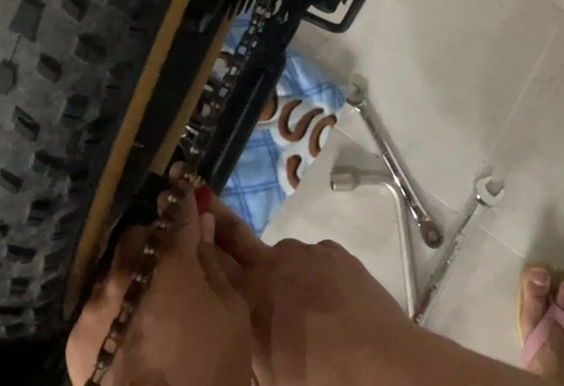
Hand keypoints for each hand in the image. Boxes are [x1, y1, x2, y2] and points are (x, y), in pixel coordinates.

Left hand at [66, 185, 252, 385]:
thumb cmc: (208, 371)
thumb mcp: (231, 317)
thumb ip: (213, 265)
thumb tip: (202, 224)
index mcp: (169, 263)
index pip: (177, 214)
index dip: (183, 199)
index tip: (185, 186)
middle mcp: (126, 272)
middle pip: (137, 237)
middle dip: (153, 241)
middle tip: (170, 262)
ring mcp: (96, 302)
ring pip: (113, 268)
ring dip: (131, 274)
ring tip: (146, 301)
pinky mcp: (76, 334)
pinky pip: (96, 304)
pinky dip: (112, 308)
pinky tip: (127, 330)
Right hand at [209, 198, 412, 385]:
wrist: (378, 364)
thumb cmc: (314, 377)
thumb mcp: (266, 372)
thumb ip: (247, 343)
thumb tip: (240, 334)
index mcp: (245, 296)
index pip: (208, 259)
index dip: (195, 239)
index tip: (185, 222)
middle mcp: (268, 265)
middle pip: (234, 232)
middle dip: (217, 214)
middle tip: (203, 194)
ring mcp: (302, 253)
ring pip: (283, 255)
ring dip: (284, 271)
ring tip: (302, 302)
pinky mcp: (334, 251)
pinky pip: (315, 259)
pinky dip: (316, 275)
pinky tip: (331, 301)